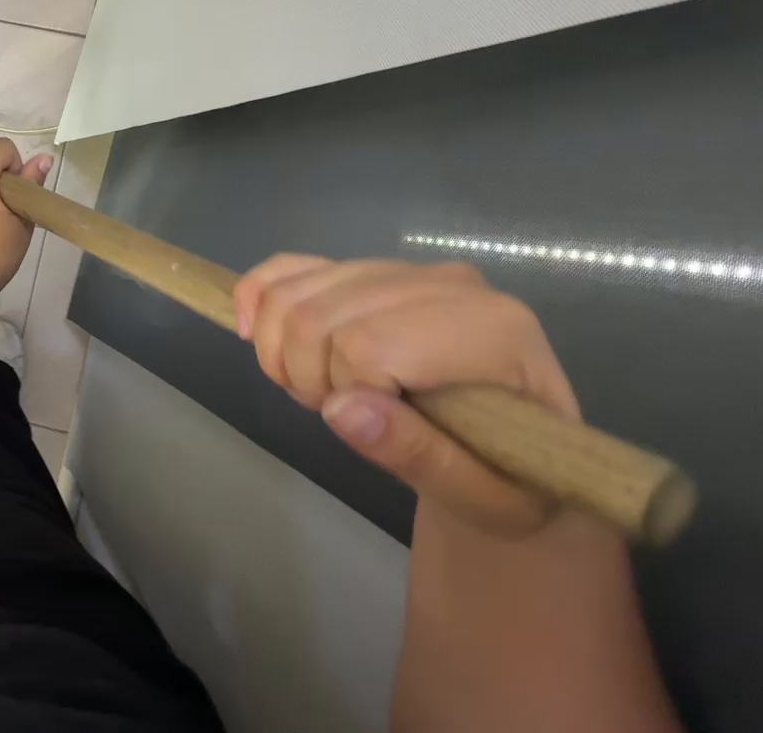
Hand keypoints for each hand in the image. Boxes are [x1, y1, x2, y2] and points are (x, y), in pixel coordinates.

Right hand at [234, 255, 582, 537]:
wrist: (508, 450)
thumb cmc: (508, 479)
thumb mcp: (482, 495)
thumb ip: (419, 454)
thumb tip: (341, 408)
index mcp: (490, 328)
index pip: (366, 342)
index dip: (345, 392)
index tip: (374, 428)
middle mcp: (445, 281)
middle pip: (317, 315)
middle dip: (305, 374)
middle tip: (336, 412)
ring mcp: (400, 268)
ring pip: (292, 293)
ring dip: (278, 349)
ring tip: (314, 387)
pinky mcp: (364, 269)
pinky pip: (289, 267)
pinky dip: (256, 297)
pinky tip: (254, 332)